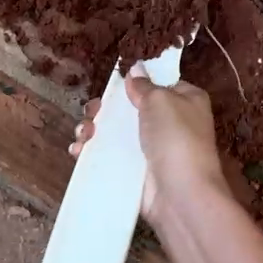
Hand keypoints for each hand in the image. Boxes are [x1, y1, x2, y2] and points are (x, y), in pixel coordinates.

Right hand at [70, 64, 230, 227]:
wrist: (180, 194)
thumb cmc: (176, 138)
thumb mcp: (161, 100)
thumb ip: (143, 85)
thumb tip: (135, 69)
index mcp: (184, 100)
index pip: (157, 83)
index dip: (135, 81)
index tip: (114, 81)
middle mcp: (168, 122)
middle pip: (128, 107)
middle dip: (105, 107)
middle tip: (93, 110)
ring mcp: (149, 148)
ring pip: (113, 131)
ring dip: (93, 128)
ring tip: (84, 133)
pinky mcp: (133, 170)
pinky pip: (107, 155)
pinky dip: (91, 151)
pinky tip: (79, 150)